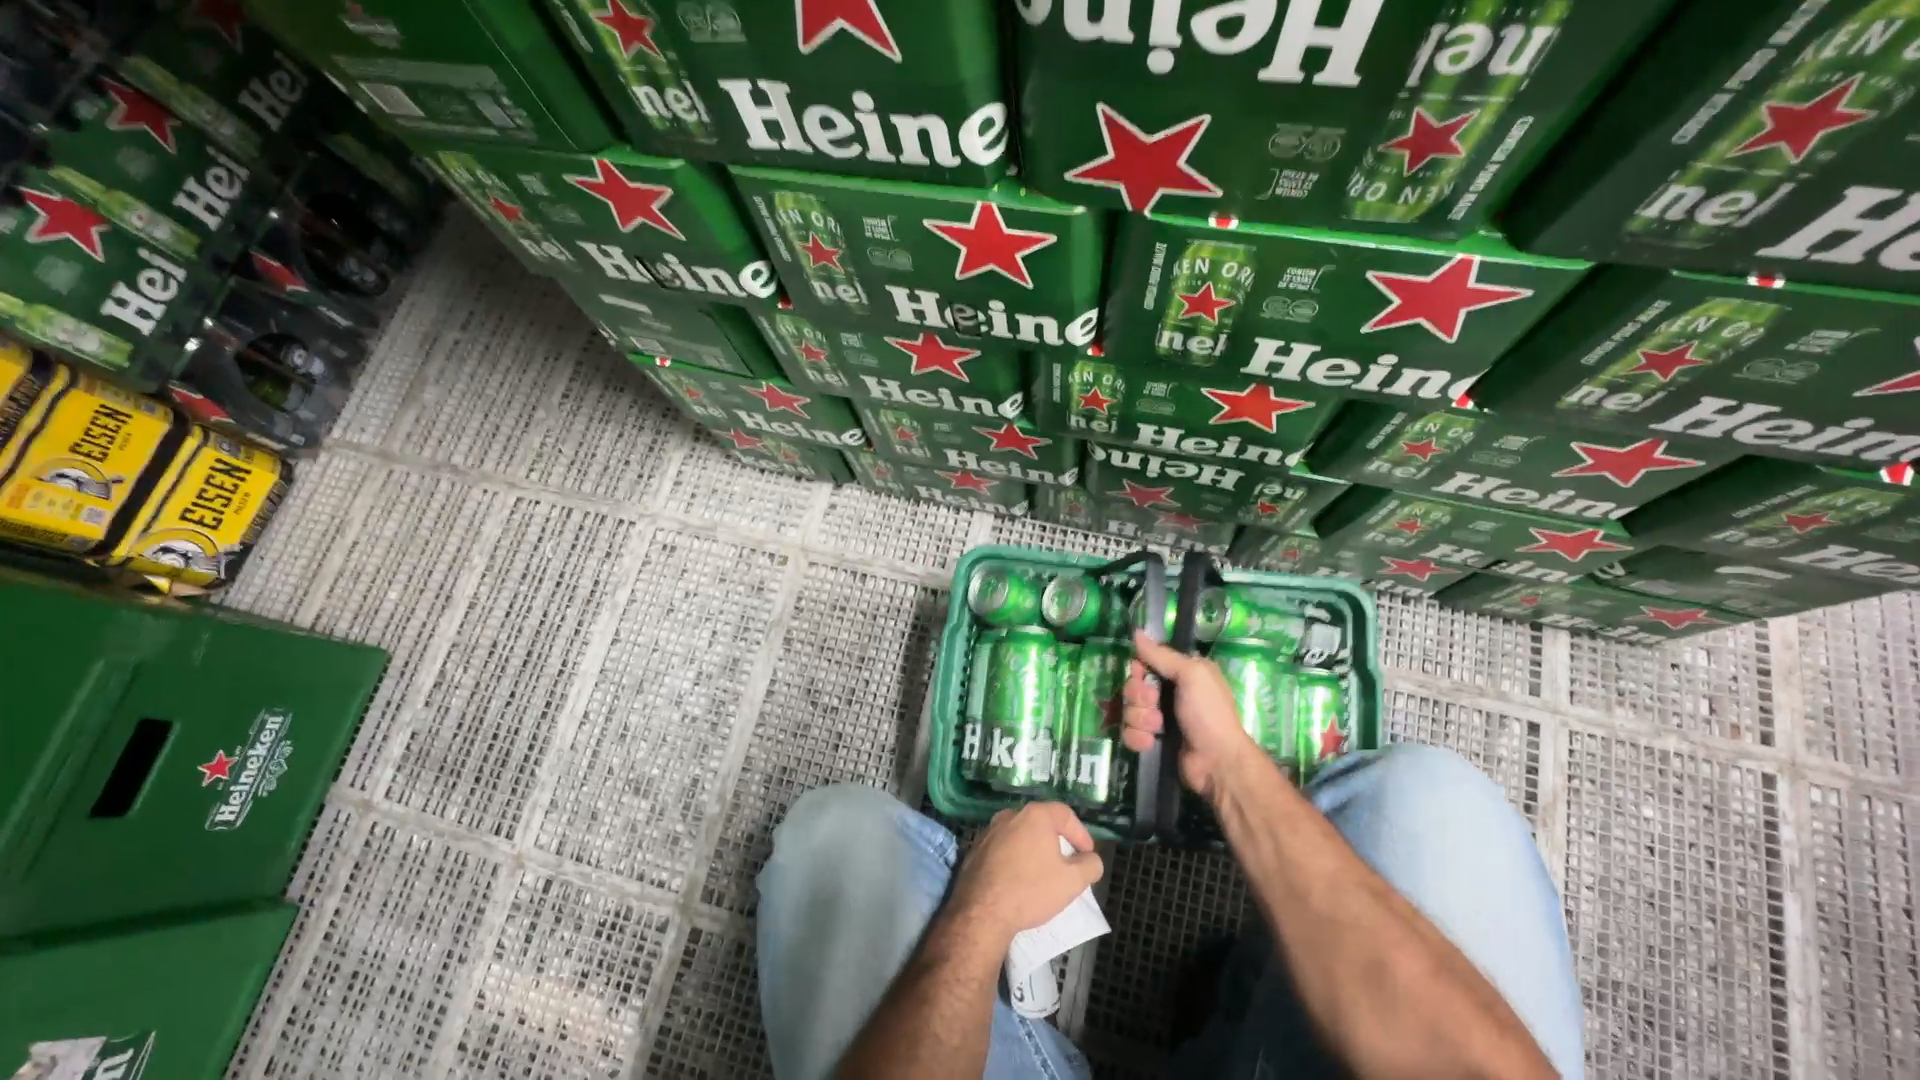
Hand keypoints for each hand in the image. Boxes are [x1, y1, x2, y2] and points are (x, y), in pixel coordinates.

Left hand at [948, 802, 1103, 942]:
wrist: (981, 912)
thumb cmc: (1031, 890)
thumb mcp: (1073, 881)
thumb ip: (1090, 865)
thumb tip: (1091, 859)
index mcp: (1034, 815)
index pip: (1065, 814)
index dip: (1081, 833)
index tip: (1087, 854)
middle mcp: (1009, 816)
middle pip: (1041, 823)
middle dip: (1057, 841)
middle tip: (1067, 862)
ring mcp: (988, 832)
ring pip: (1020, 835)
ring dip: (1034, 850)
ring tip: (1043, 872)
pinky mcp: (975, 850)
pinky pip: (1002, 849)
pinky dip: (1015, 859)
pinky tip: (1019, 880)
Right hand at [1121, 630, 1263, 801]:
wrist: (1216, 761)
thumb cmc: (1208, 713)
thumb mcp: (1191, 675)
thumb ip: (1162, 655)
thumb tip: (1136, 632)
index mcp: (1181, 673)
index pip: (1144, 663)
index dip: (1139, 670)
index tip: (1142, 675)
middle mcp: (1168, 693)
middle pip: (1132, 686)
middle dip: (1138, 697)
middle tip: (1154, 703)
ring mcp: (1159, 718)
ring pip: (1128, 710)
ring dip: (1140, 719)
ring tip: (1158, 728)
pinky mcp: (1152, 740)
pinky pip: (1129, 732)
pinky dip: (1138, 738)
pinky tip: (1151, 743)